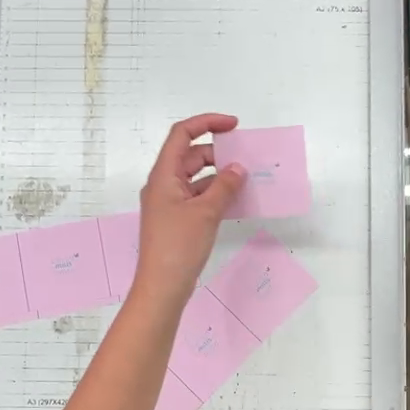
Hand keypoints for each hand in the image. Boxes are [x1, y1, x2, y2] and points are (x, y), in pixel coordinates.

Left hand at [130, 113, 246, 309]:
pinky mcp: (177, 220)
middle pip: (191, 156)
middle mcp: (164, 184)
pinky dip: (216, 195)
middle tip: (246, 160)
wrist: (162, 286)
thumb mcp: (206, 212)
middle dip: (218, 153)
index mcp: (164, 175)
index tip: (233, 125)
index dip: (207, 123)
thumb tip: (237, 168)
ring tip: (246, 181)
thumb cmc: (179, 246)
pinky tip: (236, 201)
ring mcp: (170, 203)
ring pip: (197, 178)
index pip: (182, 135)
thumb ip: (224, 186)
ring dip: (220, 176)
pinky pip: (198, 197)